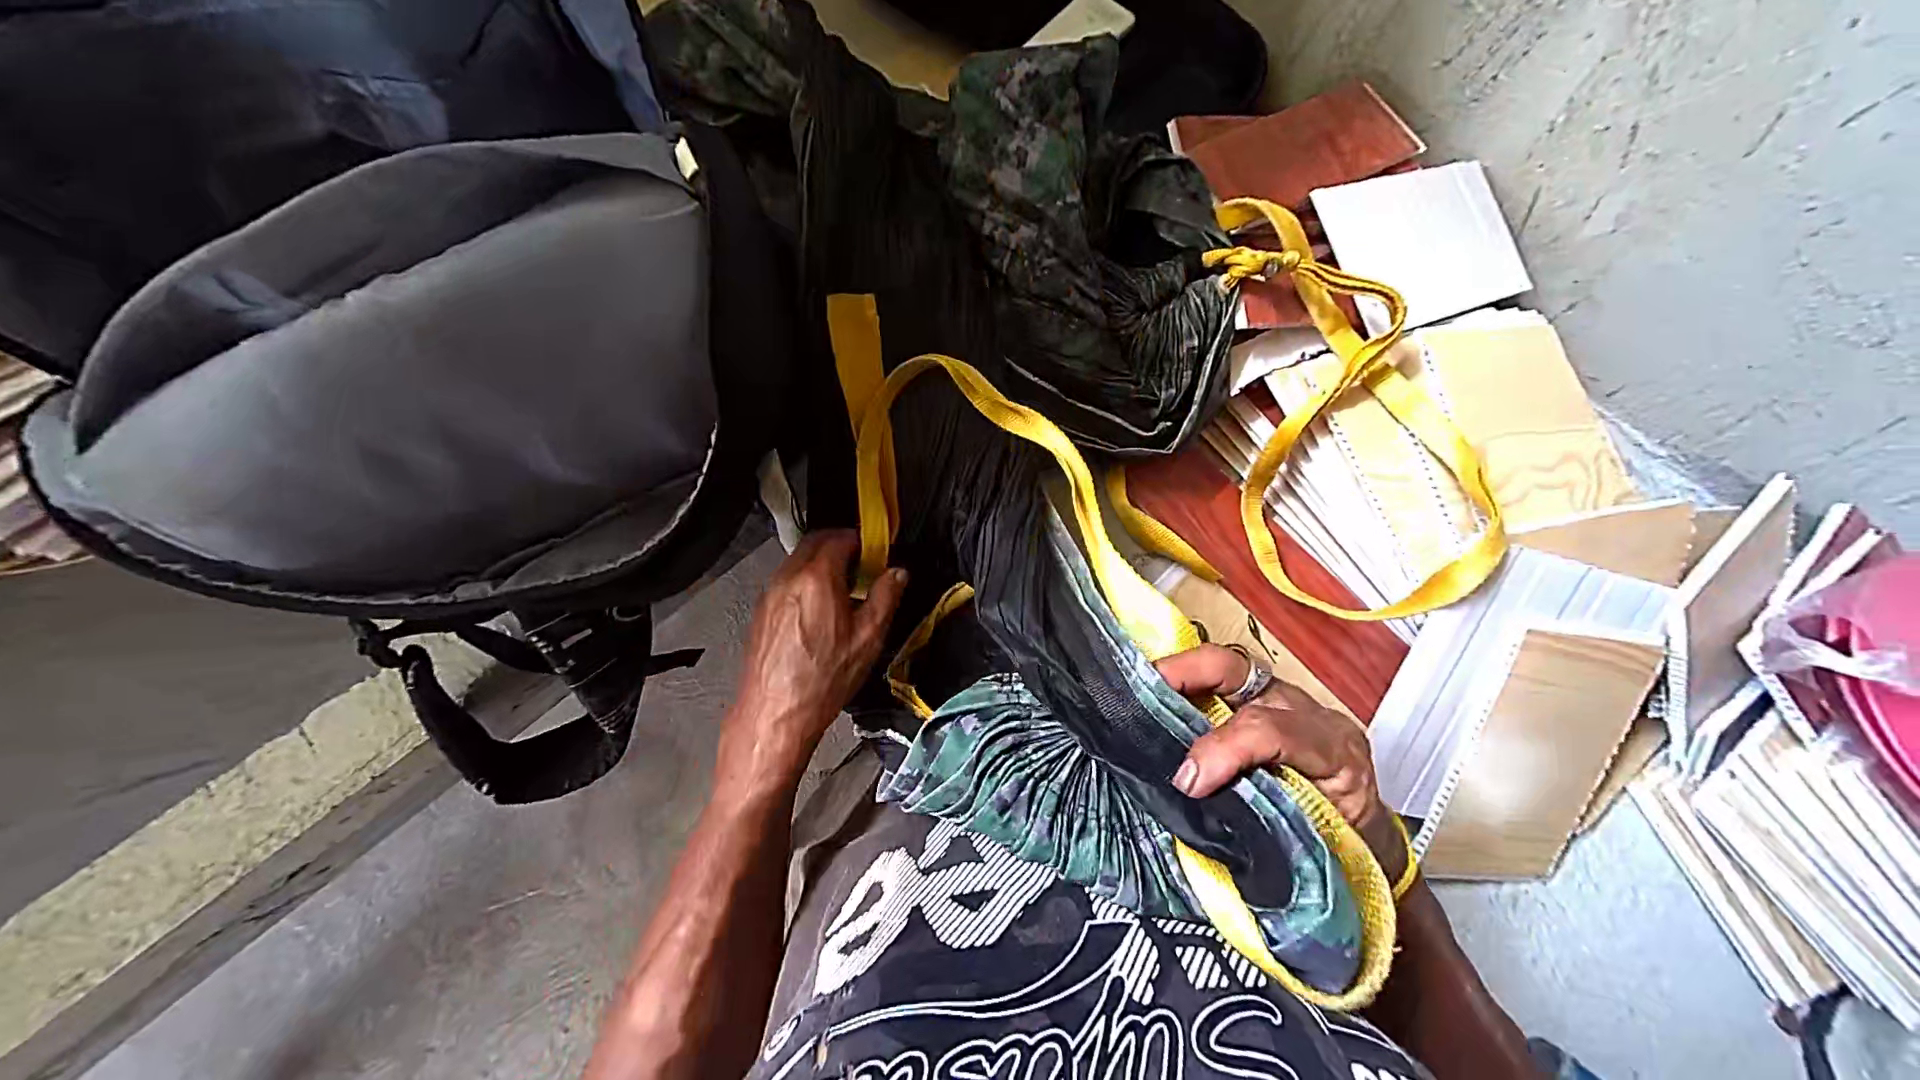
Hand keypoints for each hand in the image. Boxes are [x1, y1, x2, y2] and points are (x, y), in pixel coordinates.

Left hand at [718, 531, 906, 795]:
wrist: (775, 714)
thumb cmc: (821, 680)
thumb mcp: (868, 638)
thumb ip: (885, 597)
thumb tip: (896, 574)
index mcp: (816, 579)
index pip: (839, 538)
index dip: (862, 541)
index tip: (876, 553)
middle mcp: (788, 578)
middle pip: (815, 542)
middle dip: (840, 545)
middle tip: (863, 565)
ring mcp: (770, 594)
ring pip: (798, 560)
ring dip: (822, 563)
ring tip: (845, 590)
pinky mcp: (761, 611)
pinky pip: (787, 581)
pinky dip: (806, 581)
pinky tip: (821, 609)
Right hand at [1154, 644, 1407, 884]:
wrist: (1374, 838)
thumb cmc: (1348, 848)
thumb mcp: (1316, 846)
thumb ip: (1266, 829)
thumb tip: (1203, 827)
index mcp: (1333, 752)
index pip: (1270, 731)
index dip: (1223, 749)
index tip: (1189, 780)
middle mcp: (1305, 712)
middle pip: (1240, 670)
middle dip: (1186, 672)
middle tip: (1143, 690)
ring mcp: (1283, 699)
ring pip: (1223, 668)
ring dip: (1175, 676)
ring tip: (1136, 690)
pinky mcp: (1263, 700)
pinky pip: (1218, 682)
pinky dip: (1183, 685)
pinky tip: (1156, 697)